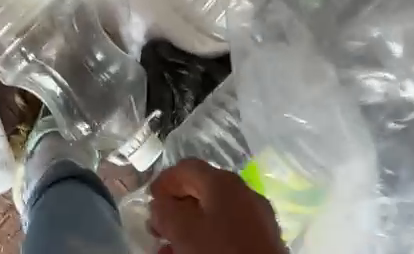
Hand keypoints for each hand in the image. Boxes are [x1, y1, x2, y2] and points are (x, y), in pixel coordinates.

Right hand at [148, 159, 285, 253]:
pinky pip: (229, 233)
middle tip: (158, 229)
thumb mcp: (183, 230)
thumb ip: (164, 211)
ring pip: (215, 217)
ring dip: (189, 229)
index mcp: (224, 181)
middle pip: (201, 192)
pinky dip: (209, 240)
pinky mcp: (264, 244)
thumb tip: (160, 205)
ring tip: (169, 250)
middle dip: (176, 210)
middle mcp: (243, 193)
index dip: (164, 182)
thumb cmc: (220, 252)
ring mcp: (258, 219)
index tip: (149, 202)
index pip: (186, 167)